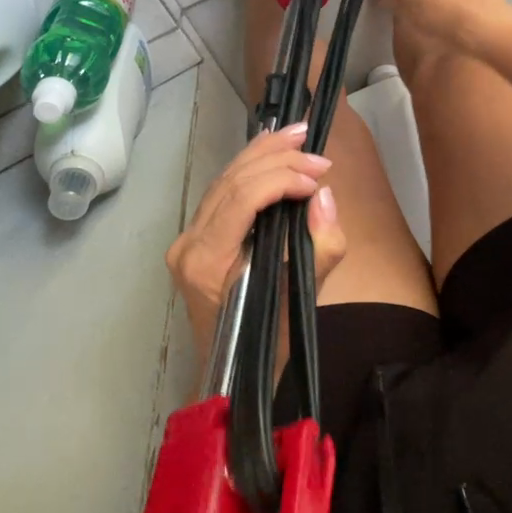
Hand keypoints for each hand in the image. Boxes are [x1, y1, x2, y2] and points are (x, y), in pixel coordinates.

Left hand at [166, 122, 347, 350]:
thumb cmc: (266, 345)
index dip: (281, 178)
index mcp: (206, 261)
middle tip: (314, 143)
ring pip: (223, 180)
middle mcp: (188, 244)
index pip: (242, 198)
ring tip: (296, 133)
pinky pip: (221, 193)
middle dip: (276, 158)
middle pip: (231, 182)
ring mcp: (186, 240)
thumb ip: (320, 248)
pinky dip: (248, 168)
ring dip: (261, 153)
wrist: (231, 379)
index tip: (319, 176)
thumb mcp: (301, 300)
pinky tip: (269, 149)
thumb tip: (324, 197)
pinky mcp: (195, 238)